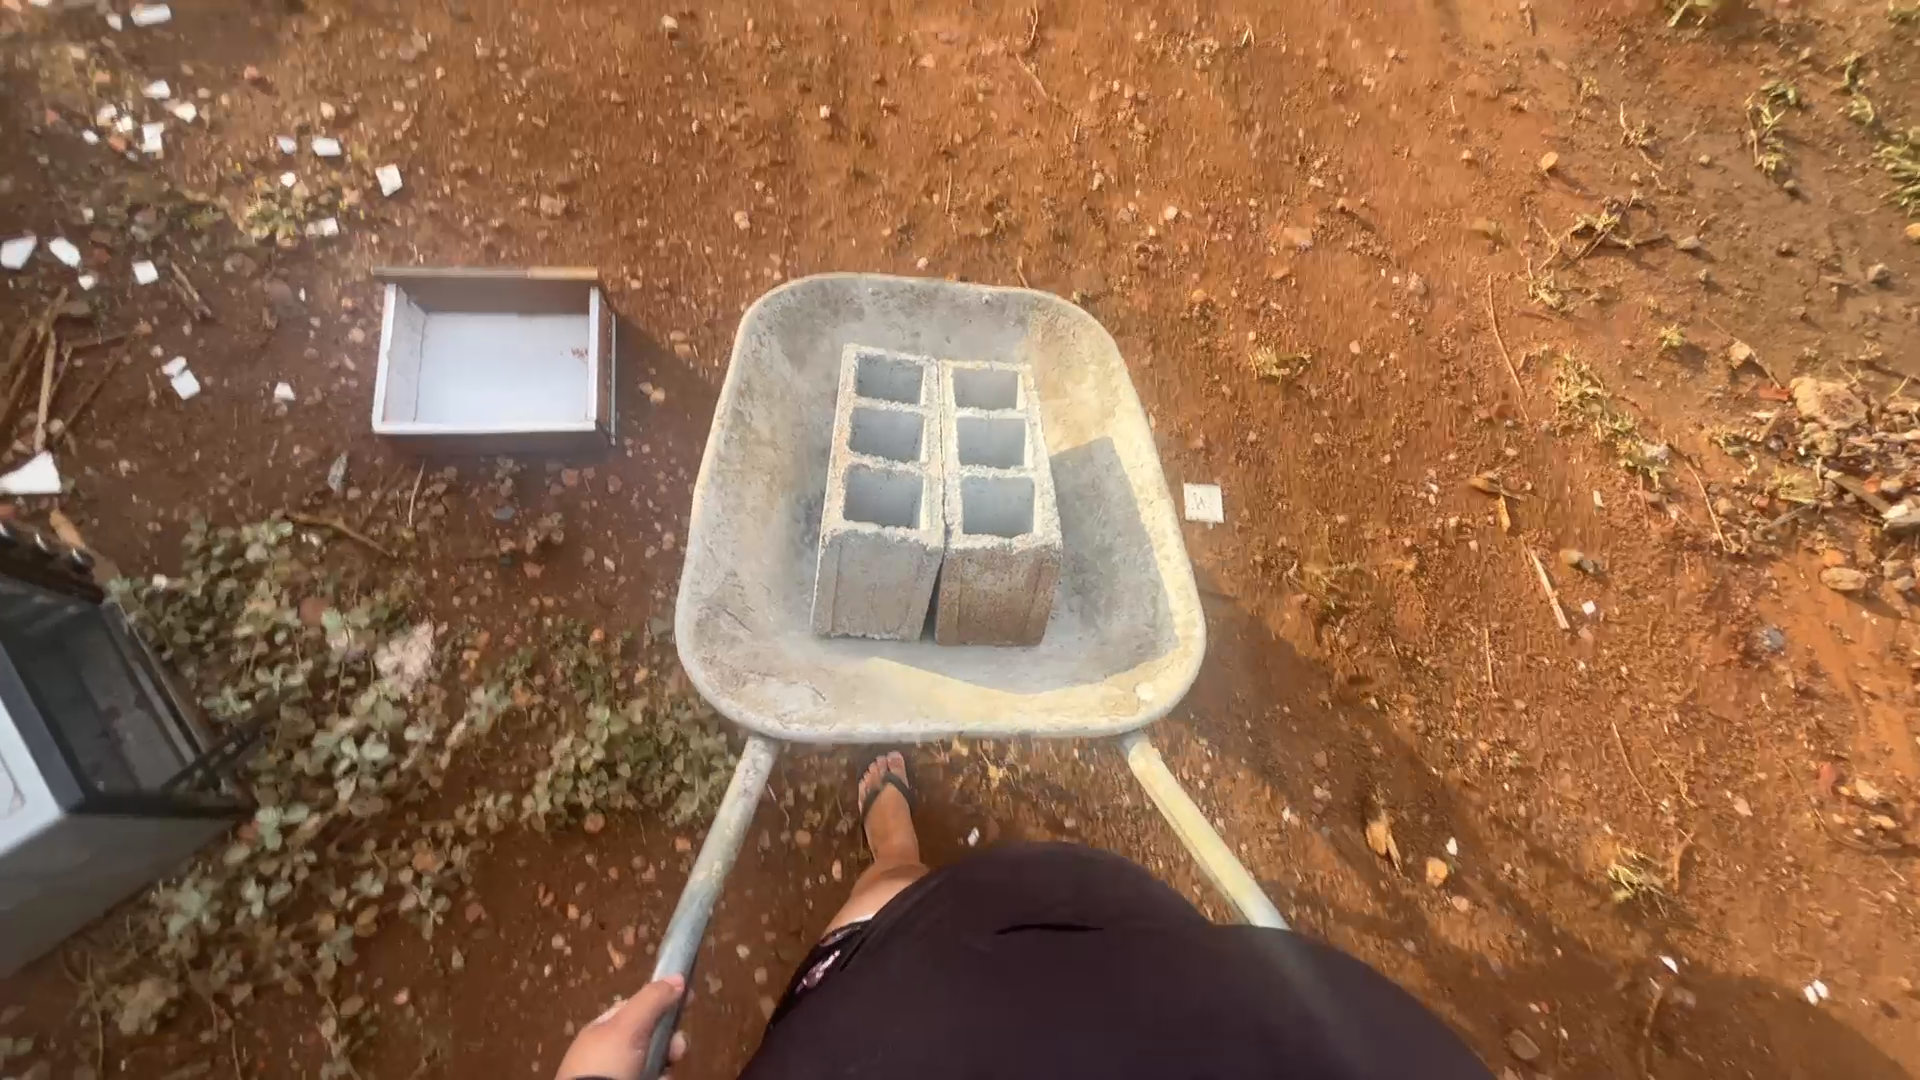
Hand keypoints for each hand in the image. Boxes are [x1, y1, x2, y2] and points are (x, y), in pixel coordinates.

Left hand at [554, 975, 687, 1079]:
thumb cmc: (605, 1064)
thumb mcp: (627, 1026)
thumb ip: (652, 999)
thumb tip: (678, 976)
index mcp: (602, 1030)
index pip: (638, 1007)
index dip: (662, 999)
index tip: (687, 998)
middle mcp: (610, 1051)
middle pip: (652, 1033)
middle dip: (671, 1037)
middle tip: (677, 1047)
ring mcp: (619, 1073)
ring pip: (656, 1058)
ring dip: (668, 1059)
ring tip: (670, 1065)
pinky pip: (654, 1076)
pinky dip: (662, 1077)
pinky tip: (662, 1079)